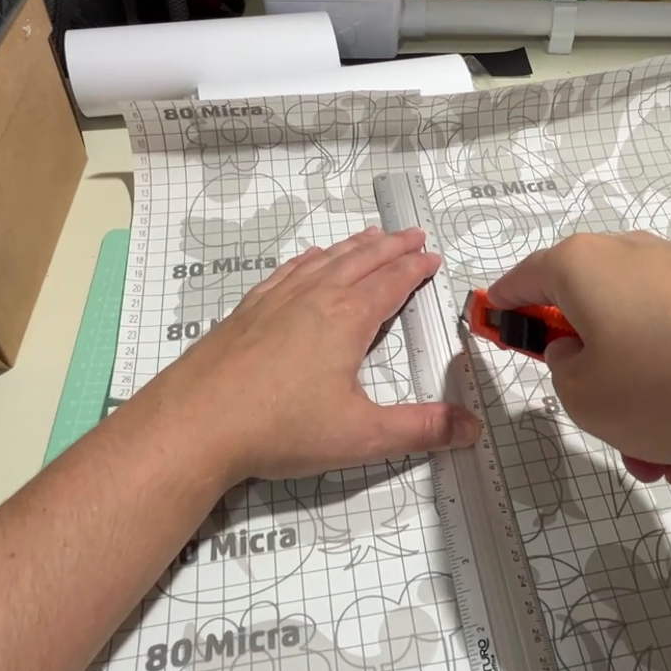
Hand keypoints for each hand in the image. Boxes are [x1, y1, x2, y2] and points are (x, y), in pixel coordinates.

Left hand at [132, 228, 479, 482]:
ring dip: (354, 246)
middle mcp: (316, 296)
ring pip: (326, 259)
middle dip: (392, 246)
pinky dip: (310, 259)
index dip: (416, 269)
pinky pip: (288, 270)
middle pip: (362, 260)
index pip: (392, 282)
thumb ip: (421, 430)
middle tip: (413, 234)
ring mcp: (278, 298)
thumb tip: (474, 428)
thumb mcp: (362, 436)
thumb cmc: (282, 428)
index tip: (432, 256)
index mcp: (348, 317)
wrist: (195, 423)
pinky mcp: (248, 309)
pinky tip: (310, 258)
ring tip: (372, 236)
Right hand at [488, 232, 670, 472]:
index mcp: (580, 267)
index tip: (498, 333)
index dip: (503, 313)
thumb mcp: (590, 399)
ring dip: (642, 405)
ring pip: (639, 345)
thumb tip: (579, 352)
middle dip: (593, 386)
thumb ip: (563, 376)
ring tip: (670, 460)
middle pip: (588, 322)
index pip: (520, 282)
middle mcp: (628, 257)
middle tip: (610, 436)